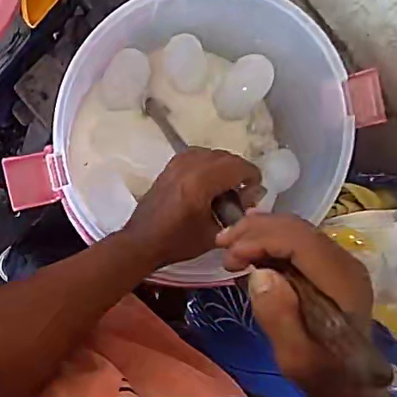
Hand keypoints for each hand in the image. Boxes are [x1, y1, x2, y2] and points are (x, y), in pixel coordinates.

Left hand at [117, 148, 260, 266]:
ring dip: (223, 166)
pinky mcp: (168, 167)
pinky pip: (195, 155)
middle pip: (225, 157)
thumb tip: (250, 199)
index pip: (237, 166)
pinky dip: (206, 164)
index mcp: (201, 182)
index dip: (252, 176)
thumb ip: (237, 216)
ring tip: (226, 186)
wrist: (141, 242)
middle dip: (239, 171)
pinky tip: (208, 181)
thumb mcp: (213, 234)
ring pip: (210, 154)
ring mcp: (176, 164)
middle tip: (243, 191)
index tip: (255, 190)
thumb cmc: (177, 242)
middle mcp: (189, 166)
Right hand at [218, 213, 377, 396]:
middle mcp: (346, 264)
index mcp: (342, 282)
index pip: (300, 242)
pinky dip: (269, 237)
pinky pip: (297, 240)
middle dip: (255, 231)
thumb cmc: (321, 375)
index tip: (229, 258)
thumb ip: (279, 318)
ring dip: (259, 231)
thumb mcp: (296, 358)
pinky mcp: (329, 267)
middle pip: (297, 229)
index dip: (261, 241)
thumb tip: (259, 273)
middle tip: (220, 245)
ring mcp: (339, 263)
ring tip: (227, 244)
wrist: (350, 387)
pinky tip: (248, 241)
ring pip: (296, 229)